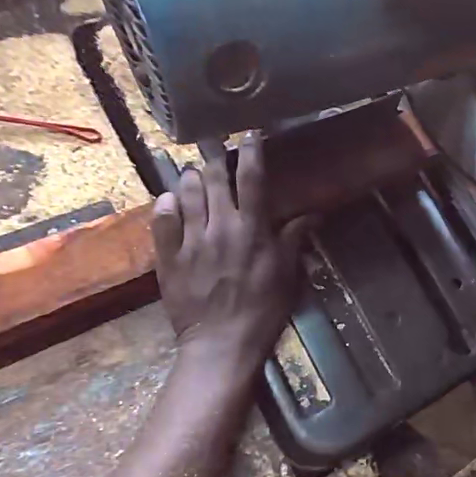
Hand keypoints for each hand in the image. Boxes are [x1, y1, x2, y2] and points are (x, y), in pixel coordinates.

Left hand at [150, 137, 310, 368]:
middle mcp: (220, 227)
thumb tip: (313, 214)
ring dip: (189, 177)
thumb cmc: (262, 308)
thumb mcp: (286, 274)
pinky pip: (162, 222)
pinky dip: (165, 205)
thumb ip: (293, 239)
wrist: (221, 342)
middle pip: (213, 180)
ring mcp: (190, 241)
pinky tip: (169, 198)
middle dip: (214, 158)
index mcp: (252, 230)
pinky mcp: (169, 257)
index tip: (251, 134)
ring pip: (186, 195)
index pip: (251, 180)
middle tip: (214, 146)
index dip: (252, 152)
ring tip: (192, 170)